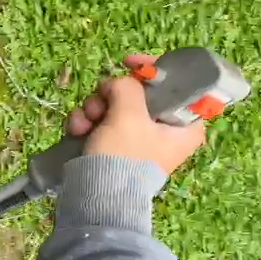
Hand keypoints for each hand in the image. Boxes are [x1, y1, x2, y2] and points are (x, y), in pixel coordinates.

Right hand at [64, 53, 207, 176]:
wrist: (97, 196)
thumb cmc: (123, 156)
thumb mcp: (128, 116)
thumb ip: (127, 88)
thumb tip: (118, 82)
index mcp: (184, 125)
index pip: (177, 85)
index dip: (152, 70)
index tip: (128, 62)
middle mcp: (162, 130)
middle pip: (136, 94)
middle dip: (110, 95)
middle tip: (100, 104)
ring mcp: (135, 138)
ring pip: (112, 106)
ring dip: (92, 109)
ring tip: (83, 123)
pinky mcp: (111, 146)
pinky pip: (98, 121)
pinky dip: (84, 122)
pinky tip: (76, 131)